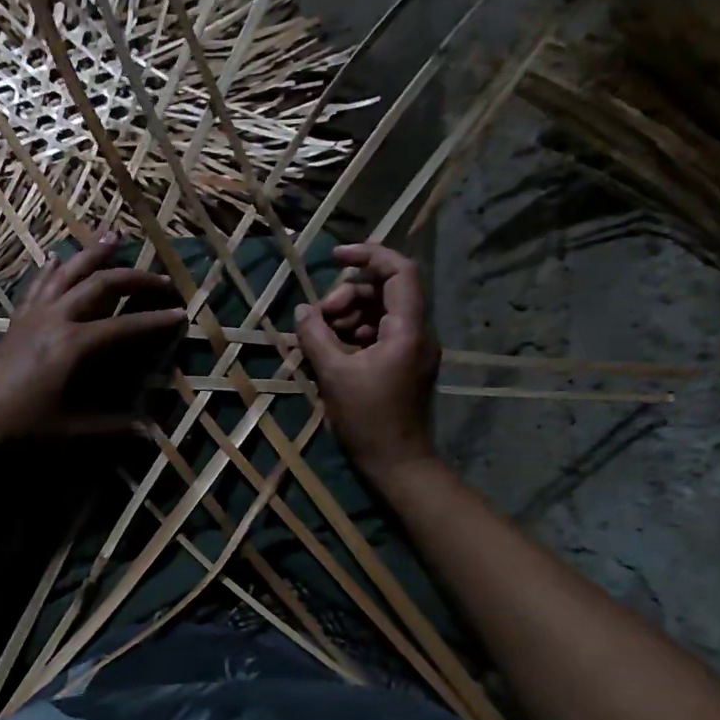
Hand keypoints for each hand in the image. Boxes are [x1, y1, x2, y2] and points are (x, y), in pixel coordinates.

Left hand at [0, 232, 185, 454]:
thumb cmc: (19, 427)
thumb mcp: (71, 432)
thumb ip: (114, 429)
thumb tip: (151, 434)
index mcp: (75, 345)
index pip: (126, 326)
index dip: (156, 321)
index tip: (181, 314)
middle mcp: (57, 318)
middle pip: (102, 285)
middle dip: (136, 279)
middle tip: (163, 280)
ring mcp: (35, 314)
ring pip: (69, 272)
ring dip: (94, 253)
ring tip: (115, 236)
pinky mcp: (18, 319)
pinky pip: (38, 285)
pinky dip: (52, 269)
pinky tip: (57, 257)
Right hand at [295, 243, 440, 477]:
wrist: (398, 464)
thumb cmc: (368, 420)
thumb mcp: (334, 375)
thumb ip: (316, 336)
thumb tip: (302, 310)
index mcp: (407, 330)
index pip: (399, 271)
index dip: (368, 254)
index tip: (335, 256)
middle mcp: (417, 332)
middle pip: (386, 289)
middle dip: (349, 293)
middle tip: (320, 316)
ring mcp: (413, 348)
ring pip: (381, 310)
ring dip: (349, 313)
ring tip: (322, 334)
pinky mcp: (405, 363)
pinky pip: (380, 331)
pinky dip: (356, 332)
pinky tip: (333, 348)